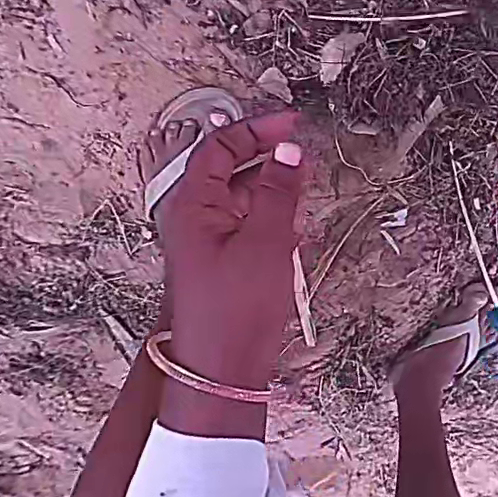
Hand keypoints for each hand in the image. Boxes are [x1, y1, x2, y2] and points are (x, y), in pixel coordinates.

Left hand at [156, 111, 303, 436]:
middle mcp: (194, 216)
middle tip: (301, 150)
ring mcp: (207, 238)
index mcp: (193, 204)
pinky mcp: (222, 259)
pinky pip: (246, 221)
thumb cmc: (238, 307)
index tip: (293, 123)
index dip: (257, 129)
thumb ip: (279, 190)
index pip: (220, 146)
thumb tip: (291, 150)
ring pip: (239, 194)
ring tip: (304, 185)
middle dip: (265, 154)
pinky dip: (270, 213)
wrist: (222, 372)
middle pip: (228, 167)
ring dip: (271, 184)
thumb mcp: (266, 240)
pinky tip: (295, 224)